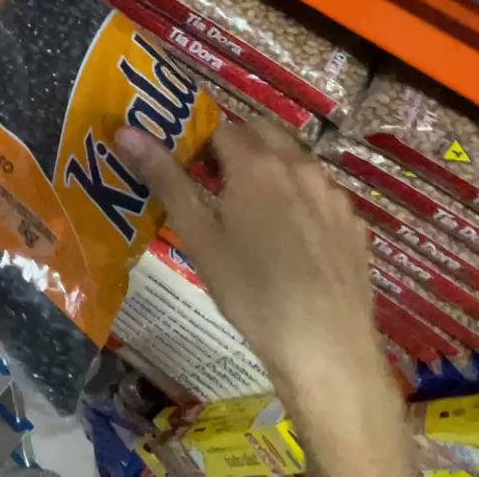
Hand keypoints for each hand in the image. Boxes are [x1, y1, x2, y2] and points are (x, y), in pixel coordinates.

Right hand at [117, 118, 410, 476]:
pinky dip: (298, 197)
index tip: (185, 169)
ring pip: (294, 160)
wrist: (326, 349)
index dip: (198, 142)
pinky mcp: (353, 225)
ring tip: (249, 211)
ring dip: (269, 168)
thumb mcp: (197, 233)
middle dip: (236, 146)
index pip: (220, 127)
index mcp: (257, 162)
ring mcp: (332, 195)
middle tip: (213, 182)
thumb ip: (163, 176)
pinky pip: (319, 192)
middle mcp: (299, 166)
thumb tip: (125, 130)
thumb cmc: (249, 288)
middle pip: (262, 133)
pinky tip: (289, 238)